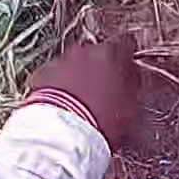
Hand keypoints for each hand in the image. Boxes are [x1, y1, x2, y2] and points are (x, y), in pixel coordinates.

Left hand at [24, 37, 141, 148]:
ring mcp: (61, 61)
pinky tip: (66, 105)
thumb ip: (134, 86)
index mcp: (112, 55)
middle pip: (98, 54)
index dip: (129, 59)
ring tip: (84, 104)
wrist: (64, 133)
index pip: (127, 44)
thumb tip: (135, 80)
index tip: (130, 70)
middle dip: (102, 70)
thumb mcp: (131, 107)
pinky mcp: (42, 74)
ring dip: (80, 78)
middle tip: (106, 93)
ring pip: (75, 64)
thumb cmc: (100, 120)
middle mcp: (85, 51)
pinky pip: (55, 76)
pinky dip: (60, 86)